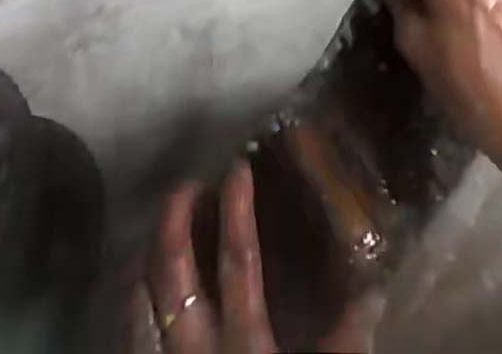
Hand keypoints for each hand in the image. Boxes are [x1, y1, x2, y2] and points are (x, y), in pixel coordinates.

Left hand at [125, 162, 380, 353]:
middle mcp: (196, 350)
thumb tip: (373, 293)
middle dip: (173, 215)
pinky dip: (130, 297)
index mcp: (245, 346)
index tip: (237, 168)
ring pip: (139, 294)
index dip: (236, 208)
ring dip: (145, 250)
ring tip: (158, 225)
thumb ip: (349, 346)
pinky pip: (128, 333)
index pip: (238, 260)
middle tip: (185, 184)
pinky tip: (137, 281)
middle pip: (173, 267)